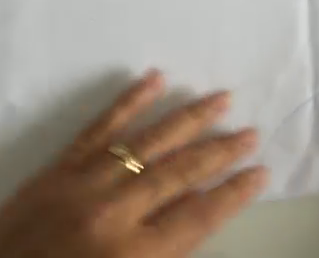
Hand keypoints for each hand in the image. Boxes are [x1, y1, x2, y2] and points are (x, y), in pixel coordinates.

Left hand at [0, 72, 266, 257]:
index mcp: (132, 256)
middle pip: (182, 172)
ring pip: (150, 141)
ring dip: (189, 117)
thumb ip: (157, 255)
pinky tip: (153, 78)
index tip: (261, 172)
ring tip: (222, 98)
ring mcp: (86, 182)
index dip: (233, 193)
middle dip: (222, 150)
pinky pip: (101, 126)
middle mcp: (116, 212)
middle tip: (252, 131)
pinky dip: (129, 101)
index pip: (198, 216)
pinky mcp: (58, 167)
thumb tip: (193, 220)